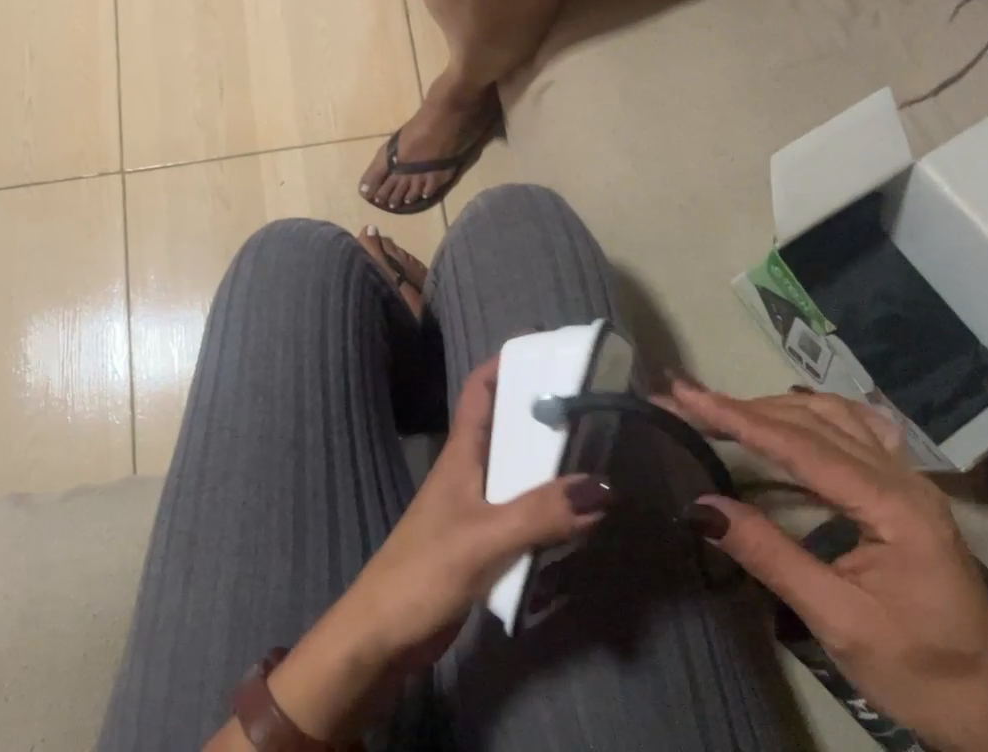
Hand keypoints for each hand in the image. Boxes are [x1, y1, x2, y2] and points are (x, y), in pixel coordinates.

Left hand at [339, 356, 611, 664]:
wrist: (383, 635)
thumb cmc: (422, 573)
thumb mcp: (484, 538)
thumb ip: (541, 514)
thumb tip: (604, 486)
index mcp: (460, 455)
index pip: (479, 391)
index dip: (507, 364)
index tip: (551, 353)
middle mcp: (469, 473)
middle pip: (508, 428)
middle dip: (546, 413)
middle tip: (599, 406)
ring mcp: (476, 509)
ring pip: (520, 473)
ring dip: (554, 464)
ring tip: (604, 454)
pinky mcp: (484, 543)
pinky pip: (524, 513)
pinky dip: (551, 509)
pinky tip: (582, 517)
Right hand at [665, 379, 987, 751]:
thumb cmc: (918, 672)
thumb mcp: (836, 619)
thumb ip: (769, 554)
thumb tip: (701, 506)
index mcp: (894, 506)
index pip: (800, 446)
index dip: (737, 417)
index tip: (684, 394)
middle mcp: (905, 481)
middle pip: (816, 423)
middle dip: (747, 407)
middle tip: (688, 400)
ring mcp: (911, 486)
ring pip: (837, 420)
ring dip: (777, 409)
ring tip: (724, 410)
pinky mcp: (907, 499)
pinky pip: (858, 434)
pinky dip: (814, 418)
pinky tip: (793, 420)